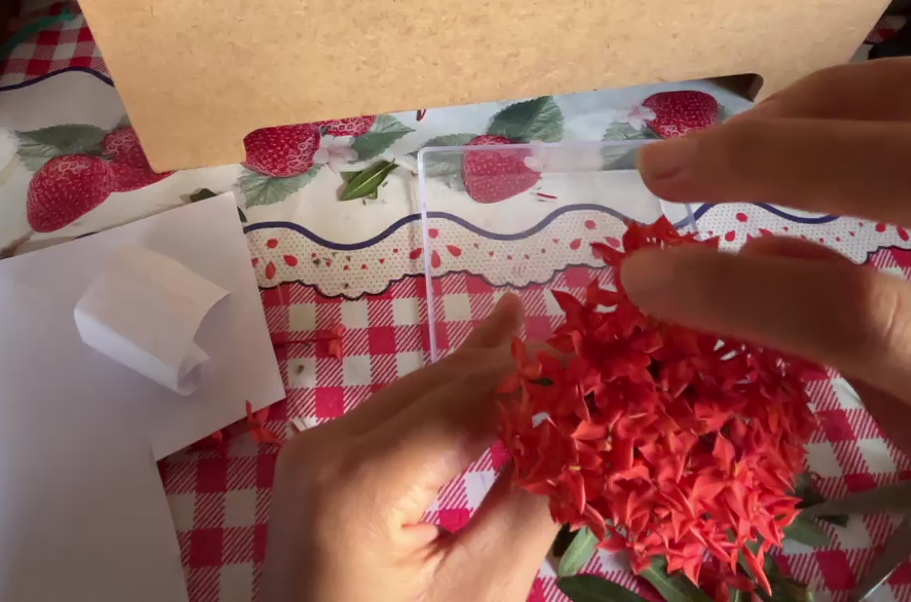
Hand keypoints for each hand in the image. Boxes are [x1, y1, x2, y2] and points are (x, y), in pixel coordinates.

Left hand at [259, 294, 559, 601]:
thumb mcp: (475, 596)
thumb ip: (526, 507)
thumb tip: (573, 431)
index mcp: (360, 484)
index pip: (463, 401)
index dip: (531, 376)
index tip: (590, 366)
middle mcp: (329, 445)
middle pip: (442, 387)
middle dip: (515, 371)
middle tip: (584, 364)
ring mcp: (319, 445)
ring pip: (423, 390)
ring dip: (488, 374)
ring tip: (550, 346)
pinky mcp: (325, 453)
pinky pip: (400, 410)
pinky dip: (451, 388)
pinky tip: (490, 334)